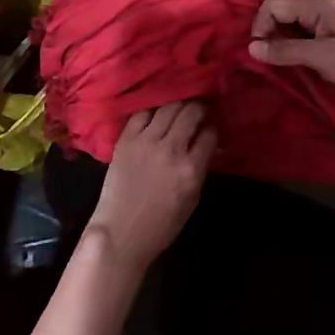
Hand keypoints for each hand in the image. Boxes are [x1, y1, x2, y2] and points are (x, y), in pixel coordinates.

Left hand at [87, 102, 215, 271]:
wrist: (121, 231)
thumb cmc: (161, 224)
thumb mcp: (192, 200)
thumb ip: (201, 169)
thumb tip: (209, 146)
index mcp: (190, 169)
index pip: (209, 135)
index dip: (213, 127)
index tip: (211, 124)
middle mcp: (170, 149)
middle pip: (190, 113)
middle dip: (199, 107)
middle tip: (200, 107)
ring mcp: (146, 141)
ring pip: (168, 108)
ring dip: (179, 103)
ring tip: (181, 104)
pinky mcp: (126, 140)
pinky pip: (142, 113)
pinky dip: (153, 109)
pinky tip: (157, 112)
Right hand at [248, 0, 334, 109]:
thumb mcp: (321, 57)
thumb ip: (285, 51)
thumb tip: (251, 48)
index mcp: (318, 6)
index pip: (274, 3)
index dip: (260, 24)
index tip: (258, 51)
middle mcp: (322, 10)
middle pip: (283, 12)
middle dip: (268, 32)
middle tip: (264, 59)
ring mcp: (331, 26)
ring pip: (294, 27)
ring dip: (282, 42)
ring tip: (278, 64)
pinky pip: (307, 40)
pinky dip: (296, 50)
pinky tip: (297, 65)